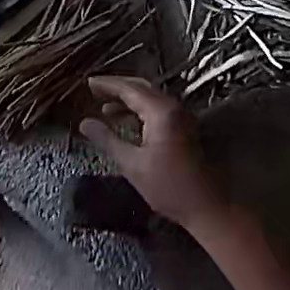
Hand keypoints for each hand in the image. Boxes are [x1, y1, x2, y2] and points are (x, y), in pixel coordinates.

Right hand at [80, 75, 228, 231]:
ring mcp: (181, 115)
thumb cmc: (167, 187)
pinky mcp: (183, 126)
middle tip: (95, 90)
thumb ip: (107, 139)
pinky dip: (139, 110)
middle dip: (117, 88)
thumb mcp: (132, 164)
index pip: (129, 89)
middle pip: (141, 88)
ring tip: (104, 107)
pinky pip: (157, 108)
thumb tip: (85, 123)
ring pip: (150, 98)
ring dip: (128, 100)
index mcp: (161, 112)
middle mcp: (173, 107)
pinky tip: (125, 120)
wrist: (205, 206)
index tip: (89, 83)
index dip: (107, 85)